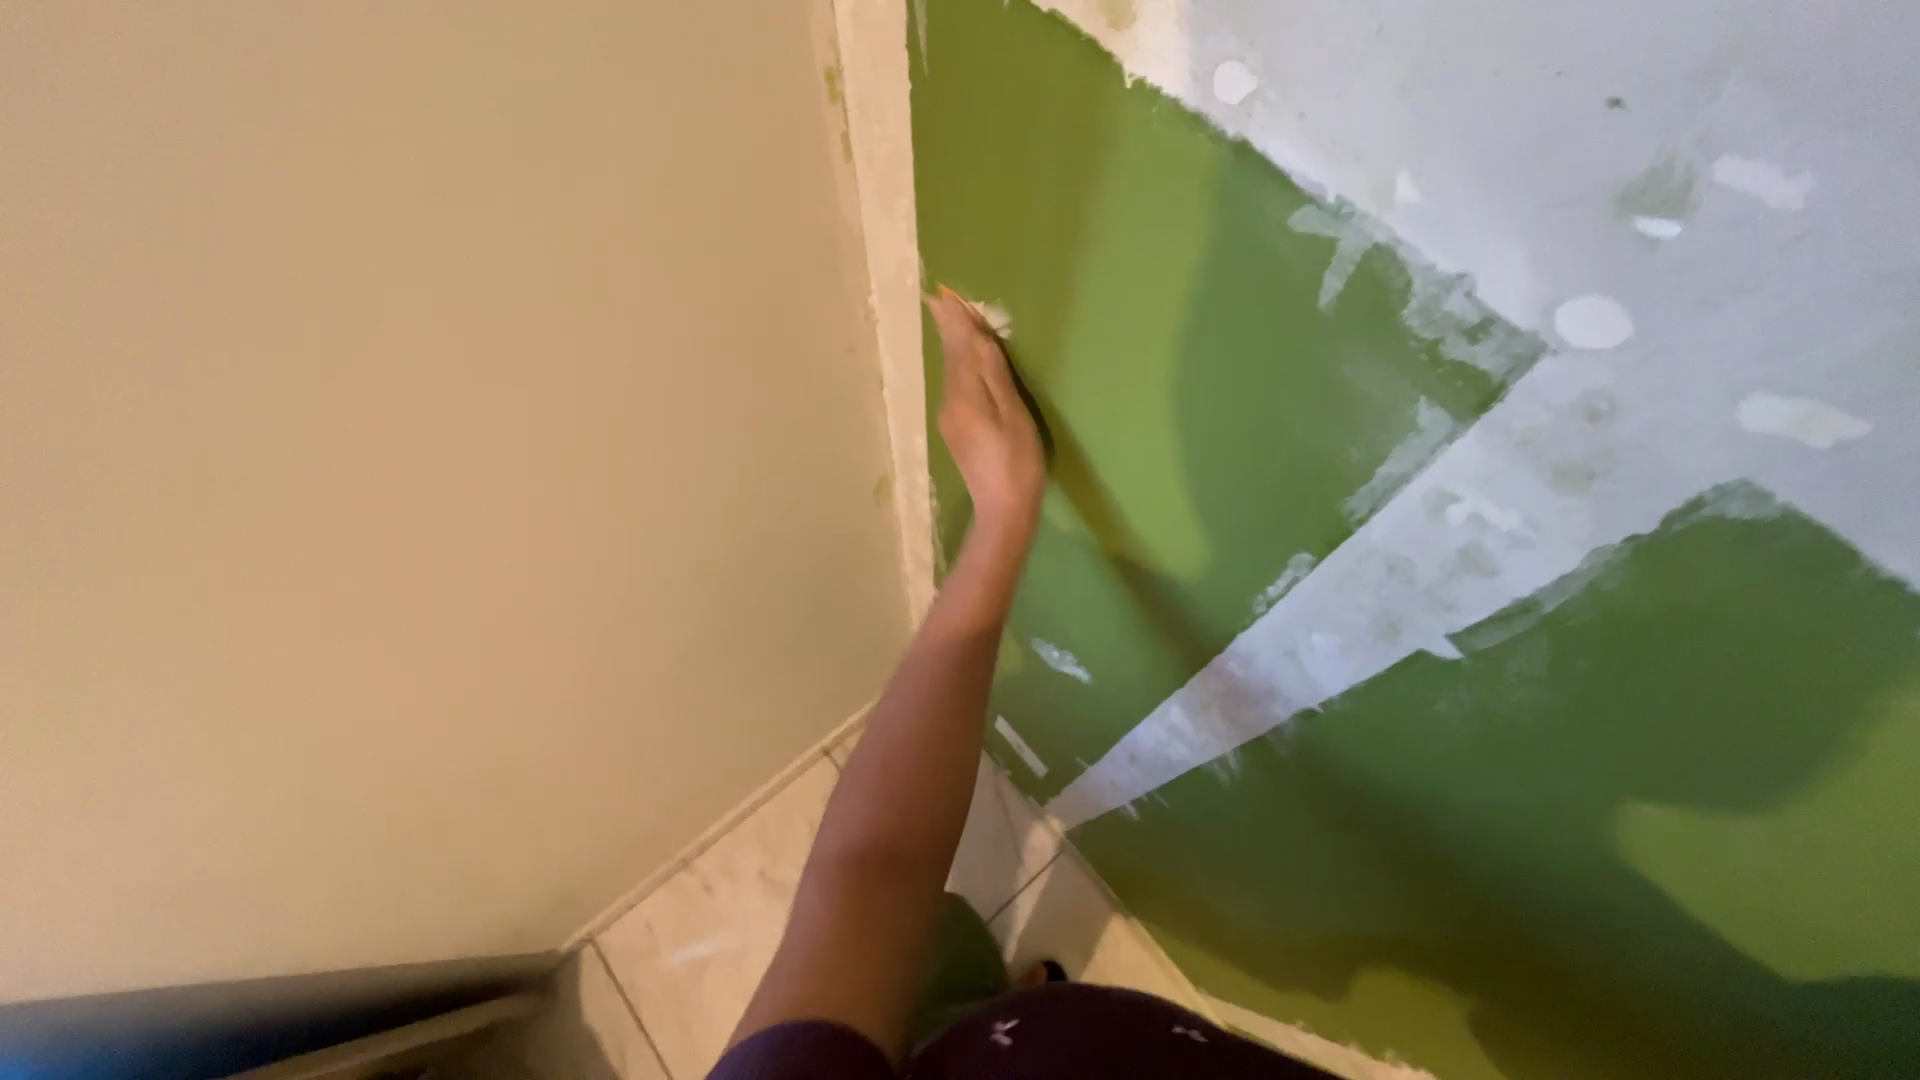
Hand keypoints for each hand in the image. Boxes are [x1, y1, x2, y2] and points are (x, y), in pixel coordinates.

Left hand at [927, 286, 1045, 545]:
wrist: (1002, 510)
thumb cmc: (1017, 463)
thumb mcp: (1013, 415)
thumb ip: (995, 375)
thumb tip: (978, 338)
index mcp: (965, 396)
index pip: (959, 349)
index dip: (955, 322)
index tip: (944, 294)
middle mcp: (950, 404)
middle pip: (951, 359)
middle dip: (949, 329)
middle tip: (939, 297)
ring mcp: (951, 420)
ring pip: (952, 373)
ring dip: (954, 346)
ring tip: (951, 318)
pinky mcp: (957, 431)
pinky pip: (957, 388)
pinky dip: (960, 367)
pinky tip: (964, 360)